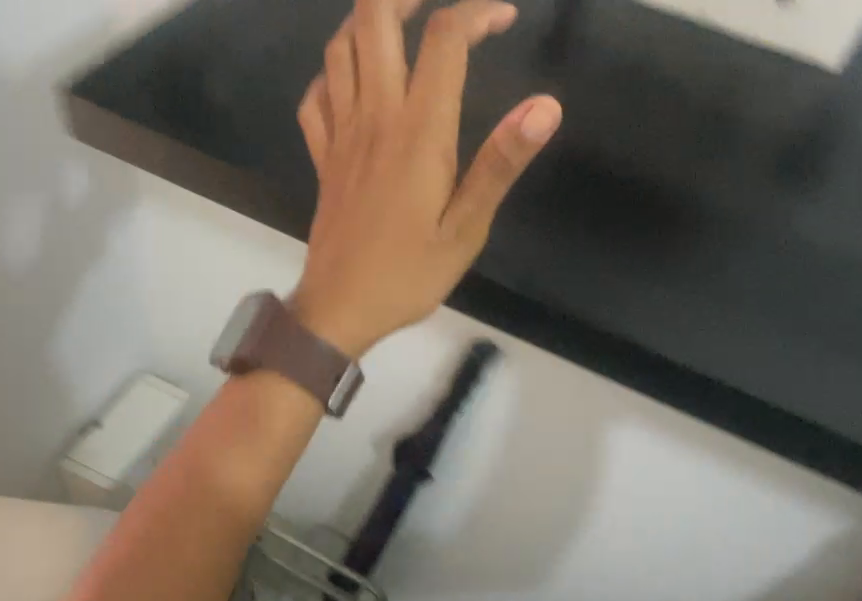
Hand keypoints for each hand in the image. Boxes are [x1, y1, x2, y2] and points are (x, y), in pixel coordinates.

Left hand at [291, 0, 561, 359]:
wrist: (339, 310)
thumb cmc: (407, 276)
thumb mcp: (466, 230)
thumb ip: (500, 164)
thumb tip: (546, 106)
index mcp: (418, 132)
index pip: (445, 39)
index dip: (478, 13)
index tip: (504, 20)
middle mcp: (375, 118)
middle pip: (374, 18)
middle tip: (438, 9)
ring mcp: (340, 136)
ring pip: (340, 48)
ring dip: (368, 22)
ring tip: (400, 27)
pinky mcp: (321, 159)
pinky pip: (315, 98)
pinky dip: (331, 75)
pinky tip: (352, 83)